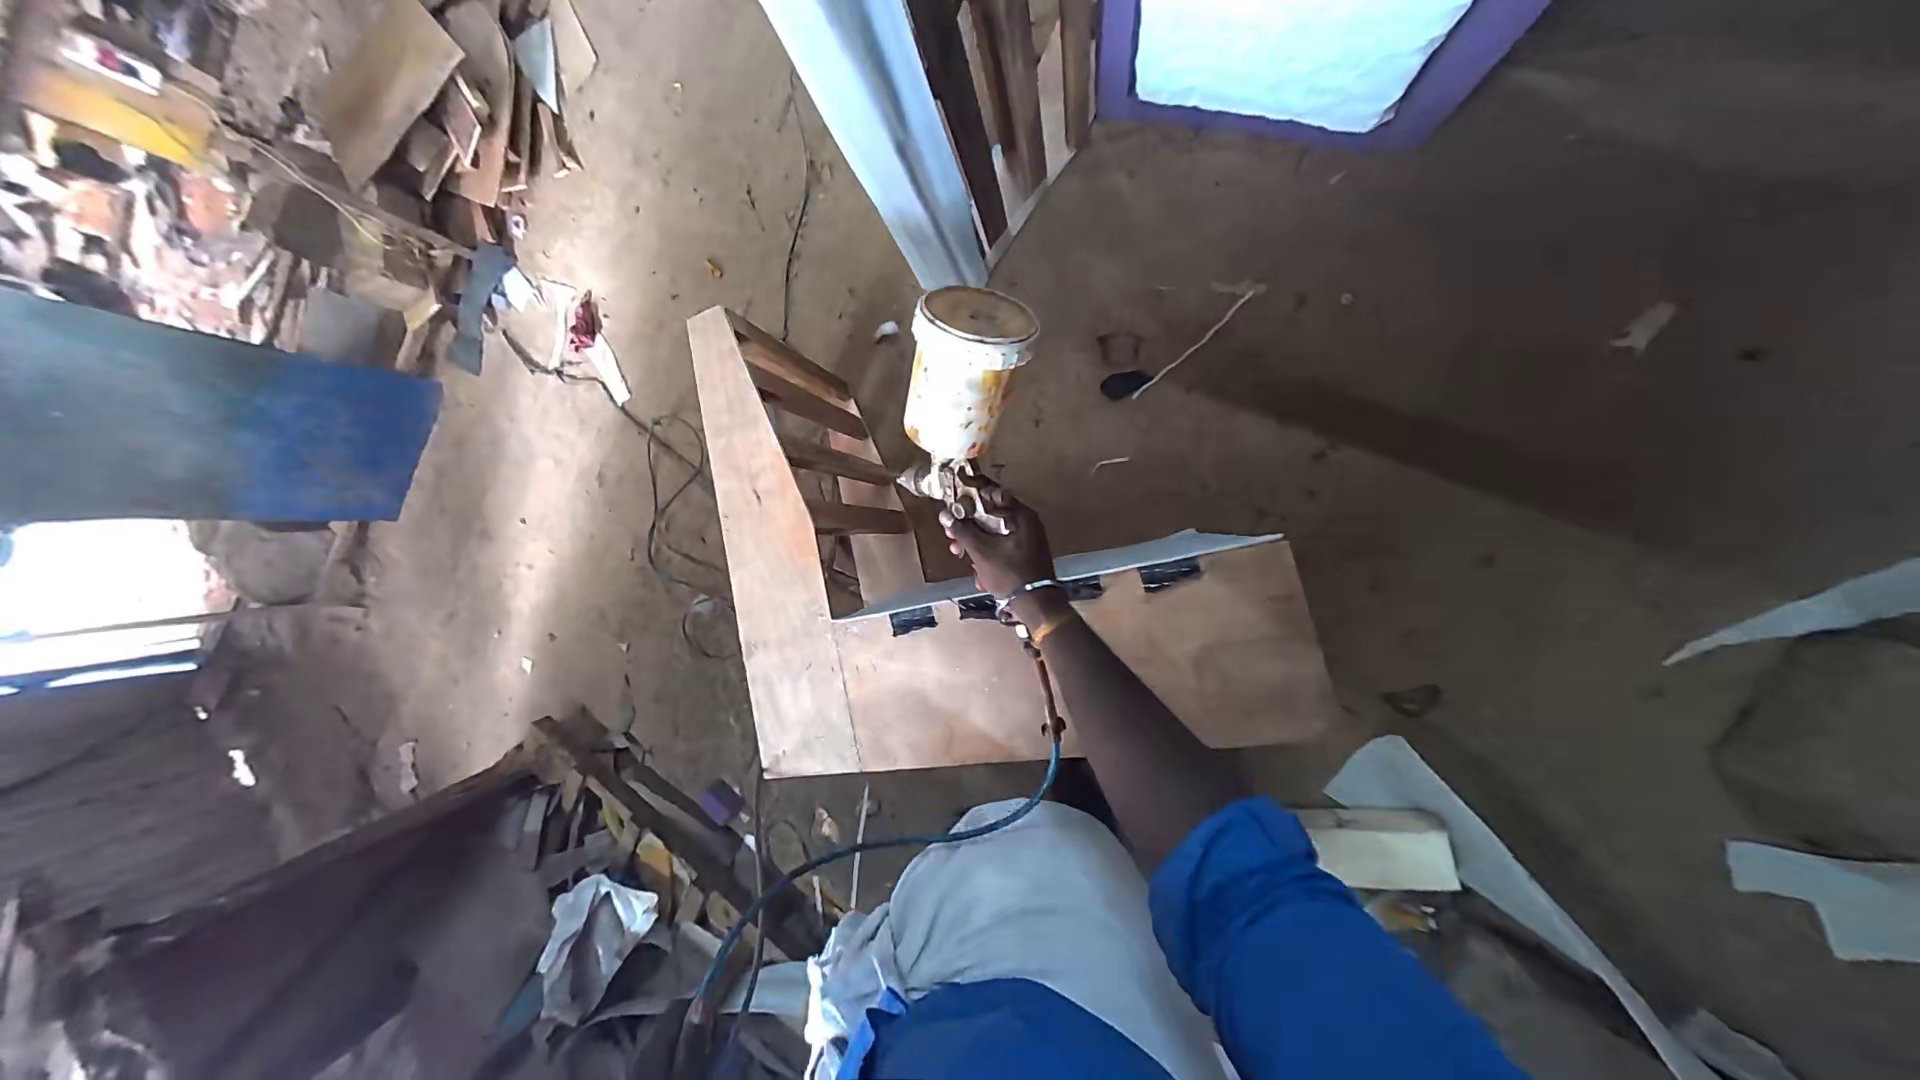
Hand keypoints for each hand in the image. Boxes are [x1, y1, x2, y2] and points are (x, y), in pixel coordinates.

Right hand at [940, 486, 1055, 600]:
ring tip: (960, 555)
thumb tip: (945, 514)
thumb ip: (961, 531)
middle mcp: (1028, 523)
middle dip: (969, 528)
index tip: (954, 506)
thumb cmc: (1009, 573)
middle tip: (953, 538)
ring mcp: (1028, 540)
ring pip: (994, 533)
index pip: (992, 493)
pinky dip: (989, 555)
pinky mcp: (1026, 555)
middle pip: (991, 516)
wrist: (1035, 605)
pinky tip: (980, 573)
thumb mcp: (981, 551)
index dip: (971, 497)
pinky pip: (1002, 547)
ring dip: (975, 544)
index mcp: (1021, 515)